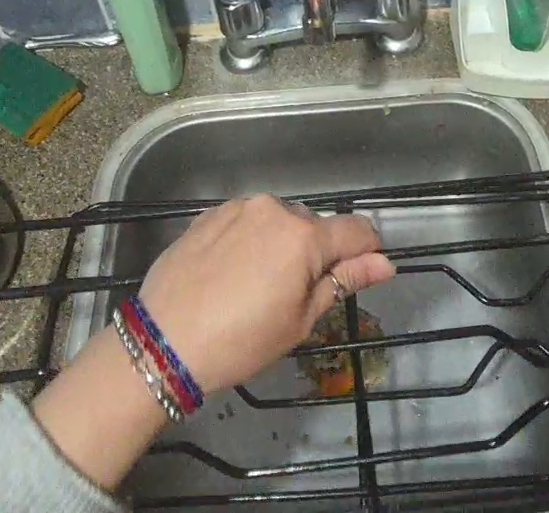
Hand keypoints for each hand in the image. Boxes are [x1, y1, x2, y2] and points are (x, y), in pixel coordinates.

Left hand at [137, 195, 396, 392]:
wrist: (162, 342)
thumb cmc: (241, 340)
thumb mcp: (300, 320)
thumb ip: (344, 282)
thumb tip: (386, 263)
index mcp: (304, 237)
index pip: (357, 230)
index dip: (367, 251)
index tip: (361, 272)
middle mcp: (275, 209)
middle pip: (314, 225)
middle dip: (316, 252)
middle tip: (294, 294)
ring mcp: (238, 207)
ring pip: (278, 220)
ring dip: (281, 243)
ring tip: (257, 284)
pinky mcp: (209, 214)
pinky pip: (246, 220)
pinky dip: (250, 239)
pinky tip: (231, 272)